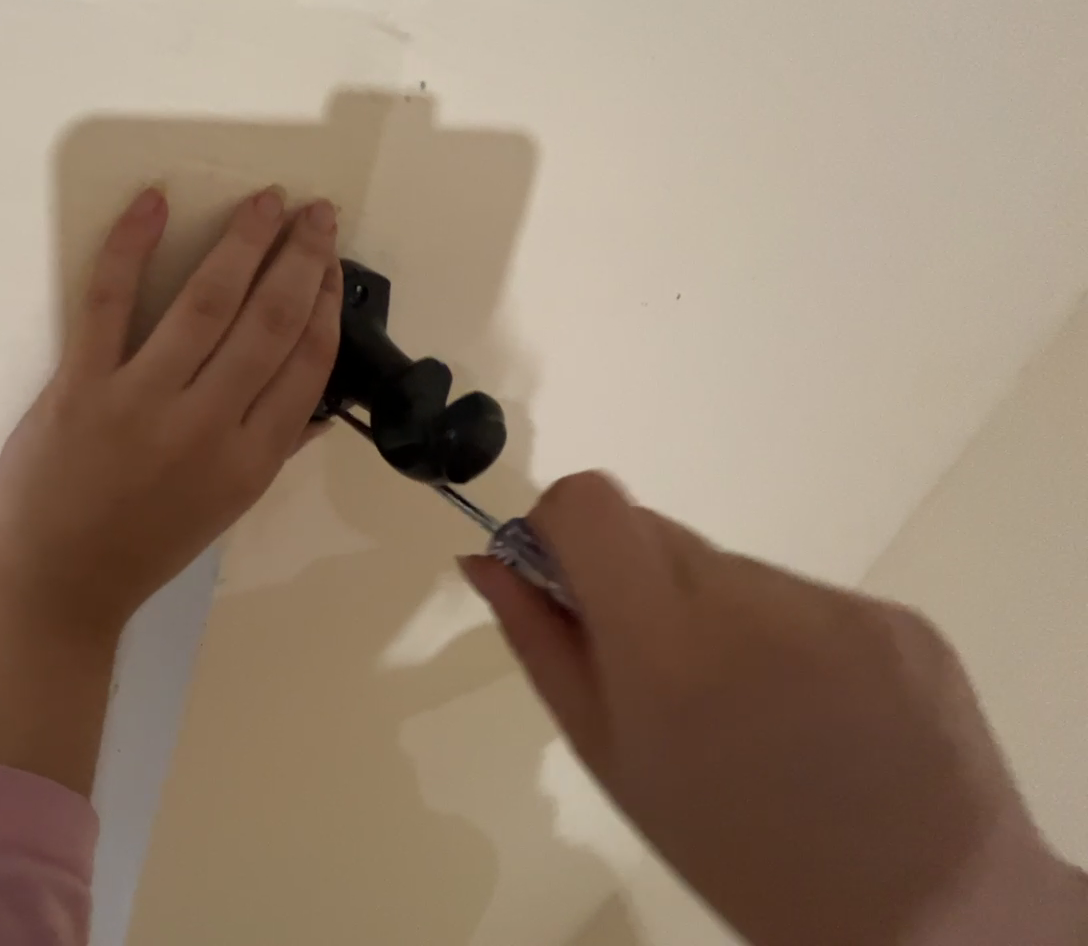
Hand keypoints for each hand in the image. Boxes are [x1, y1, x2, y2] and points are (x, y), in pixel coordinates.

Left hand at [0, 184, 341, 793]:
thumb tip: (319, 405)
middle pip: (268, 323)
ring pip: (205, 304)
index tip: (332, 266)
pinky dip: (130, 247)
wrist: (56, 580)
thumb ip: (271, 451)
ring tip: (265, 200)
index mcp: (250, 460)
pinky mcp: (81, 385)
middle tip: (314, 212)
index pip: (306, 365)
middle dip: (300, 259)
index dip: (325, 306)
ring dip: (241, 242)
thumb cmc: (142, 546)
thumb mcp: (223, 509)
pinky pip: (107, 302)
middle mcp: (207, 425)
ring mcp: (142, 401)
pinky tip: (153, 203)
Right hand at [463, 472, 1086, 945]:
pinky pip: (790, 591)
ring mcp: (837, 609)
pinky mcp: (899, 621)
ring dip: (697, 603)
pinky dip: (768, 626)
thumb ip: (535, 635)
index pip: (588, 502)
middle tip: (643, 655)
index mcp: (664, 642)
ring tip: (731, 692)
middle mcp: (752, 603)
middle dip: (623, 573)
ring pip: (717, 560)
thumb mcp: (599, 744)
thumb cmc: (719, 836)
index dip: (558, 524)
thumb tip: (484, 559)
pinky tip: (795, 700)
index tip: (562, 576)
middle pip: (648, 528)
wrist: (922, 918)